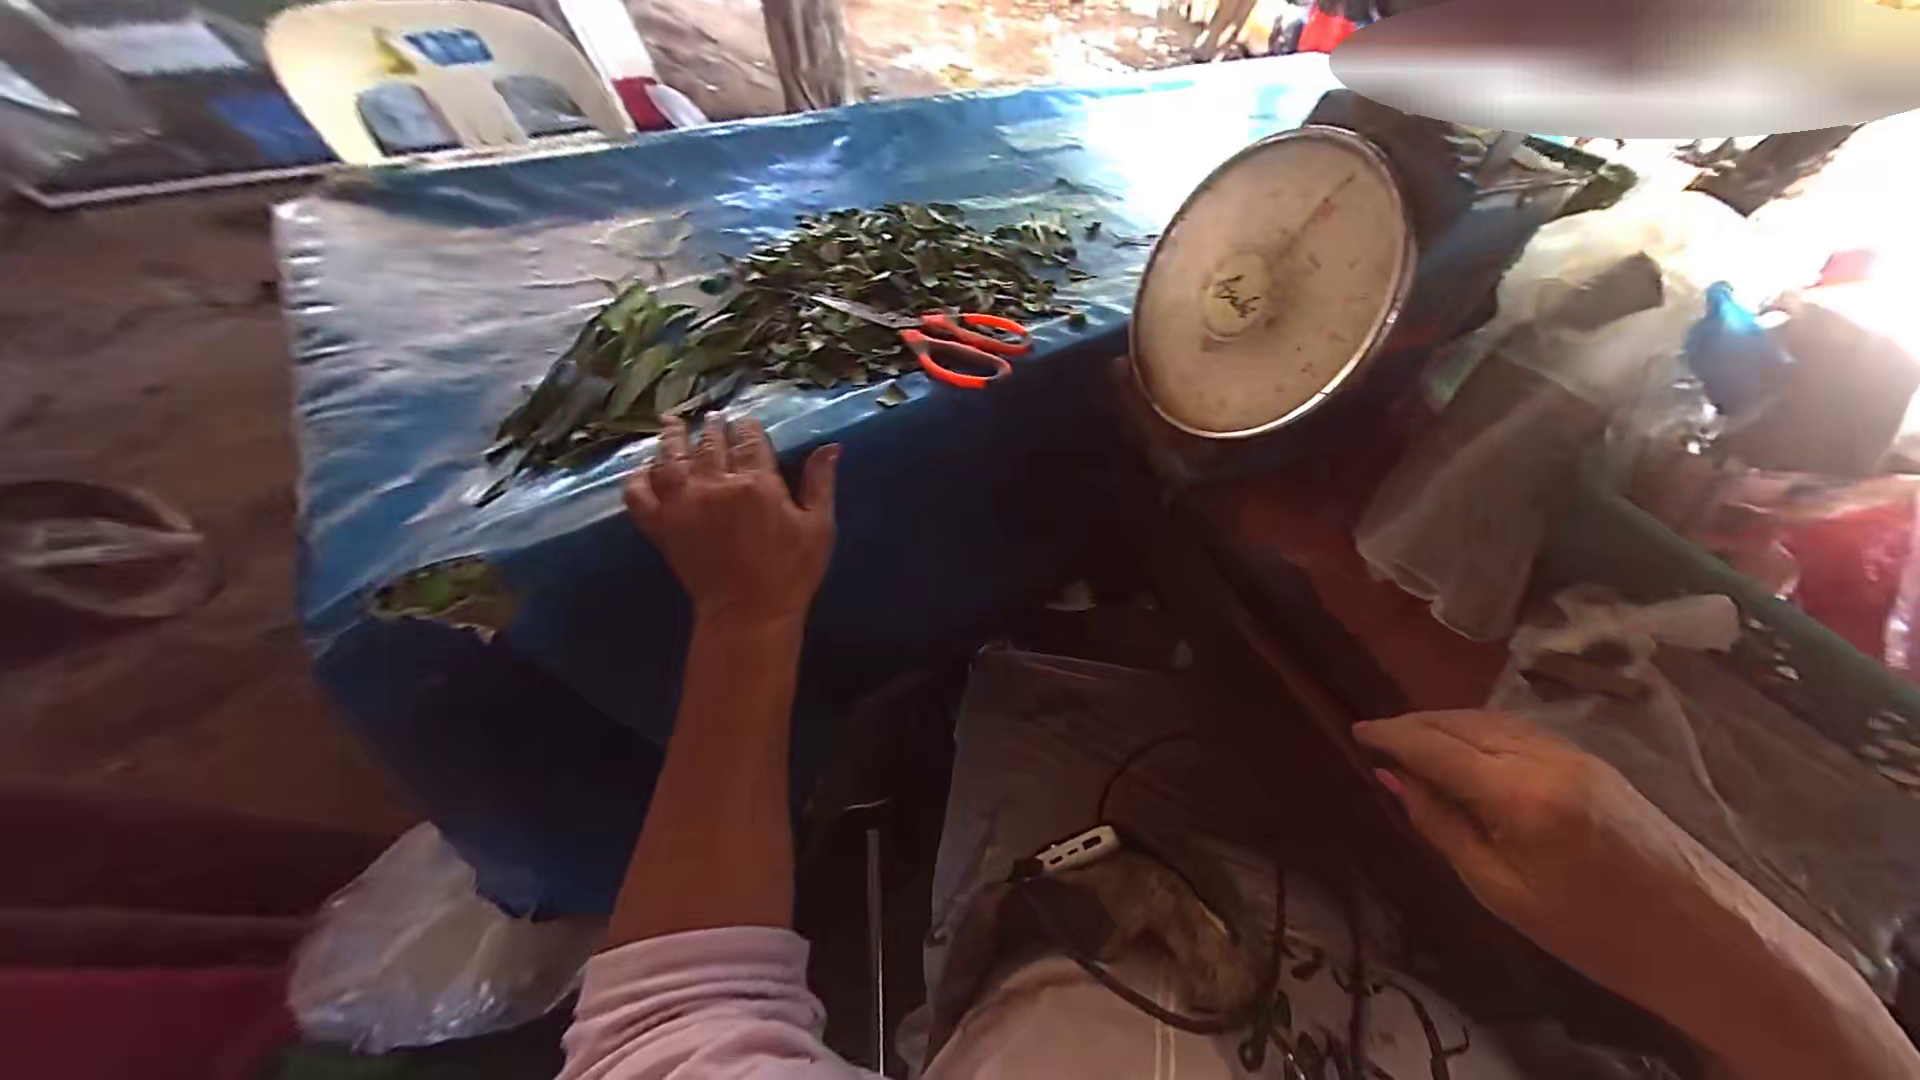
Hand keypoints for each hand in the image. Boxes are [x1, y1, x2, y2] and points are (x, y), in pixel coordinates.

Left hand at [624, 415, 837, 626]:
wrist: (749, 613)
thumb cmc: (791, 571)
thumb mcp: (818, 527)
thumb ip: (820, 483)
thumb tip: (831, 446)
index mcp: (756, 483)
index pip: (750, 441)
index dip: (748, 427)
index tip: (747, 421)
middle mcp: (715, 485)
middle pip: (710, 444)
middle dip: (712, 427)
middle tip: (712, 417)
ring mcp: (683, 505)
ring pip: (671, 459)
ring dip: (672, 438)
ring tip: (671, 422)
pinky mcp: (662, 528)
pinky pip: (640, 496)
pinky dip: (637, 479)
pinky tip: (642, 469)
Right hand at [1355, 710, 1919, 1079]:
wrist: (1721, 950)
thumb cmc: (1596, 934)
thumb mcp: (1499, 890)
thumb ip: (1439, 823)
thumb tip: (1391, 776)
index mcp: (1518, 795)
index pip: (1431, 745)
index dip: (1387, 734)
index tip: (1354, 729)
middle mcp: (1543, 758)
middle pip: (1454, 721)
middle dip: (1410, 725)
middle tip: (1377, 739)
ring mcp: (1573, 753)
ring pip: (1483, 717)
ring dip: (1440, 722)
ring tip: (1411, 741)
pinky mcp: (1591, 759)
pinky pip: (1513, 727)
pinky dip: (1474, 727)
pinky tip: (1462, 745)